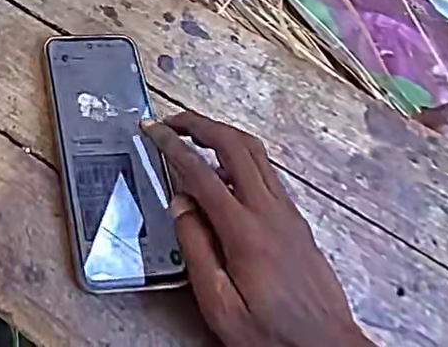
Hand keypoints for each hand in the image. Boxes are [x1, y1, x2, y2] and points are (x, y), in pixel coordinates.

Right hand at [143, 113, 374, 346]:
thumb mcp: (220, 305)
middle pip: (232, 143)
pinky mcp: (297, 220)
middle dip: (196, 123)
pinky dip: (237, 154)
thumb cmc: (275, 337)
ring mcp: (288, 213)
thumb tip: (180, 204)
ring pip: (254, 150)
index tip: (151, 130)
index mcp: (245, 231)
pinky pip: (265, 170)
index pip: (199, 170)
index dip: (170, 143)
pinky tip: (221, 171)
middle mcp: (269, 212)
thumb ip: (194, 248)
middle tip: (171, 122)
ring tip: (194, 134)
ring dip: (219, 133)